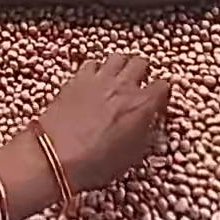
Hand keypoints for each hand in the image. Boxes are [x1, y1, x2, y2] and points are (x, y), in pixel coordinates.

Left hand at [37, 54, 170, 190]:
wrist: (57, 155)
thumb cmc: (95, 162)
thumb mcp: (132, 156)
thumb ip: (145, 134)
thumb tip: (148, 124)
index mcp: (142, 105)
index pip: (162, 86)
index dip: (161, 93)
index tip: (158, 100)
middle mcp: (123, 85)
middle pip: (140, 63)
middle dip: (142, 71)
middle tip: (139, 82)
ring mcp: (98, 79)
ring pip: (117, 57)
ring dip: (120, 65)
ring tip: (118, 76)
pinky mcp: (76, 79)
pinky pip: (92, 64)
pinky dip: (96, 69)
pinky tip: (93, 80)